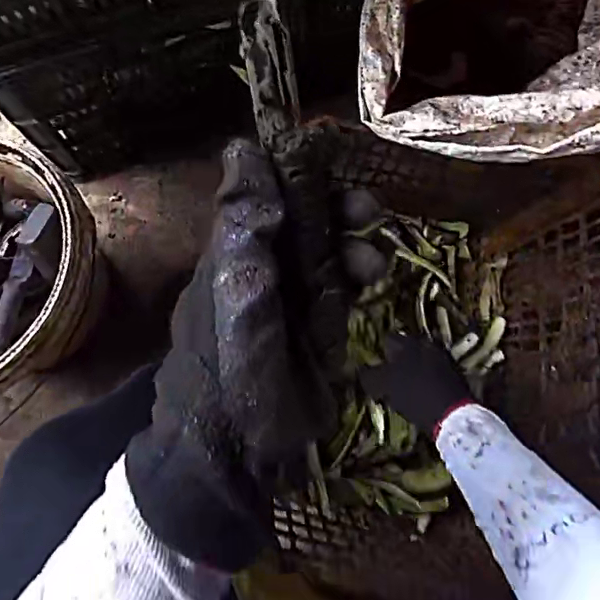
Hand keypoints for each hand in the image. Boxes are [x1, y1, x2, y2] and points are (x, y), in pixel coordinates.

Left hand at [125, 139, 329, 570]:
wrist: (238, 451)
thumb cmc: (227, 366)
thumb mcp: (233, 290)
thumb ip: (243, 225)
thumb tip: (242, 147)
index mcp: (238, 246)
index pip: (270, 190)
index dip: (299, 170)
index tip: (331, 160)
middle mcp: (267, 260)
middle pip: (309, 215)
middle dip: (340, 208)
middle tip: (368, 209)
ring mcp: (295, 291)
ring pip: (333, 246)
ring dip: (357, 244)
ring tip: (371, 265)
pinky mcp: (320, 321)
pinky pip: (345, 283)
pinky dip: (361, 276)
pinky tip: (371, 283)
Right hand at [358, 333, 473, 435]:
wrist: (453, 413)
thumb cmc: (415, 395)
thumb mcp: (385, 386)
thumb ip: (370, 376)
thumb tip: (361, 370)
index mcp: (407, 342)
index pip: (388, 340)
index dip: (381, 353)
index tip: (377, 366)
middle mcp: (425, 343)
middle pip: (406, 347)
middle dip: (399, 358)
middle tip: (391, 376)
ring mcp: (442, 356)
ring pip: (421, 358)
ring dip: (414, 368)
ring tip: (407, 386)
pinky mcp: (455, 372)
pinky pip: (435, 370)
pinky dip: (428, 377)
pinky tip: (424, 392)